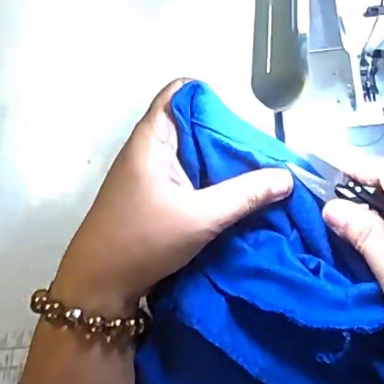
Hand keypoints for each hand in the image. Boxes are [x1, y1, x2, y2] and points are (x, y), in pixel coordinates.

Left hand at [55, 80, 291, 311]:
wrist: (96, 291)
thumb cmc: (140, 242)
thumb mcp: (201, 217)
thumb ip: (247, 194)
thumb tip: (288, 177)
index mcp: (152, 139)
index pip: (179, 92)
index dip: (209, 95)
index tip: (241, 115)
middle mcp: (149, 148)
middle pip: (192, 120)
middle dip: (225, 129)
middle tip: (258, 145)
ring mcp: (150, 172)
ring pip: (193, 148)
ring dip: (220, 155)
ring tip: (255, 166)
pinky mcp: (155, 194)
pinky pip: (190, 171)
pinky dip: (211, 175)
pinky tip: (236, 189)